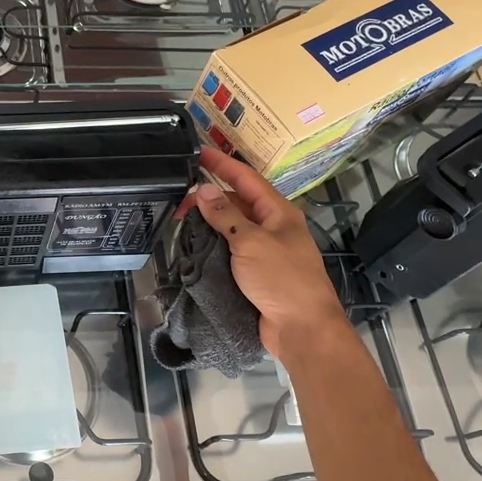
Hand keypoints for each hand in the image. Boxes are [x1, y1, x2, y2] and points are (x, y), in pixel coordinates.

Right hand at [177, 146, 344, 357]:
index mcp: (279, 212)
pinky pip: (230, 250)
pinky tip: (194, 246)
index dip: (222, 164)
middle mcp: (273, 227)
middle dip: (210, 196)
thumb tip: (203, 190)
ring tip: (181, 220)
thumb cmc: (283, 280)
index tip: (198, 152)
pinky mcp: (256, 273)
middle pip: (238, 202)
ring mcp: (265, 251)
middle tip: (179, 199)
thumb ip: (225, 215)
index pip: (247, 178)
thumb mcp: (251, 242)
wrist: (302, 328)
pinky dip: (212, 245)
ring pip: (232, 226)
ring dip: (209, 221)